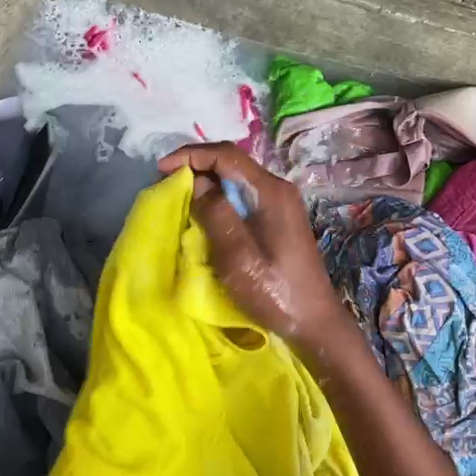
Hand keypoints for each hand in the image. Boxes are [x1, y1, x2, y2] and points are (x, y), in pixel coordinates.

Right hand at [158, 143, 348, 346]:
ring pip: (237, 179)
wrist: (314, 320)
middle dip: (197, 166)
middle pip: (232, 163)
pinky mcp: (278, 217)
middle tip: (166, 183)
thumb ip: (217, 216)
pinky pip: (243, 195)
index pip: (227, 156)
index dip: (192, 155)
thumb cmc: (276, 292)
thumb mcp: (239, 258)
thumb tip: (198, 183)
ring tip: (179, 196)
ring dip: (207, 182)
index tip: (161, 169)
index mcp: (271, 192)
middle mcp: (278, 189)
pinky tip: (204, 213)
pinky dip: (220, 197)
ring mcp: (280, 203)